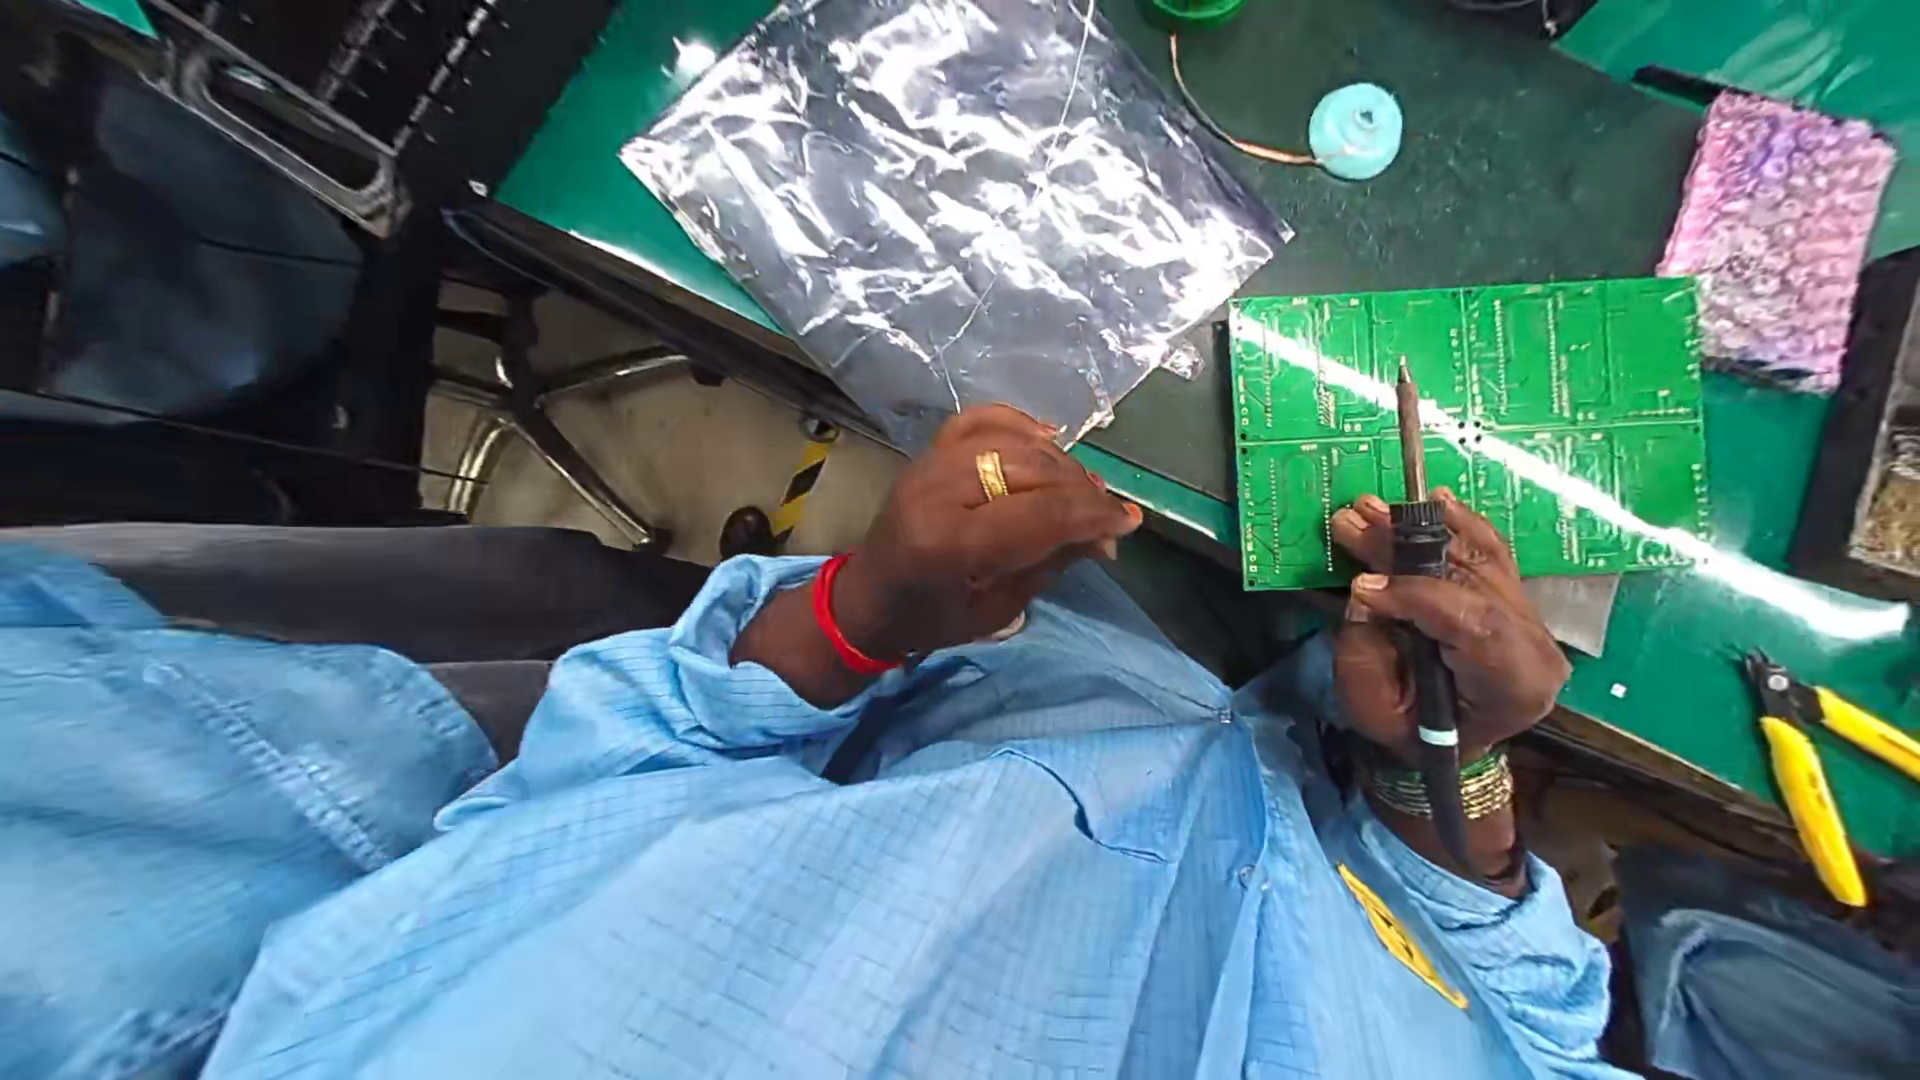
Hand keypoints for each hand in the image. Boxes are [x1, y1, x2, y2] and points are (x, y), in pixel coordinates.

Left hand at [831, 405, 1142, 660]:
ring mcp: (929, 464)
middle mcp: (938, 491)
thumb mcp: (997, 608)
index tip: (1128, 521)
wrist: (867, 598)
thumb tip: (1107, 533)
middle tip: (1107, 514)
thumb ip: (1051, 563)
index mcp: (950, 544)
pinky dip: (1020, 426)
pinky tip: (1047, 441)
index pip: (1042, 514)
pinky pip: (982, 421)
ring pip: (1014, 442)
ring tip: (1082, 489)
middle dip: (1083, 491)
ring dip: (1060, 462)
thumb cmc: (930, 620)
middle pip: (1033, 470)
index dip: (1094, 514)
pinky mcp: (927, 452)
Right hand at [1328, 489, 1569, 764]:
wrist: (1446, 741)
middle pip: (1473, 578)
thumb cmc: (1407, 731)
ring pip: (1479, 558)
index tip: (1360, 585)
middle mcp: (1532, 642)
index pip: (1475, 623)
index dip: (1418, 596)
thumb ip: (1366, 656)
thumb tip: (1364, 596)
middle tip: (1353, 522)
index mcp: (1511, 684)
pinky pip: (1489, 552)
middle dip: (1406, 548)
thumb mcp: (1374, 710)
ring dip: (1419, 528)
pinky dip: (1459, 524)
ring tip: (1370, 510)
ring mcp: (1526, 616)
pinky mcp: (1509, 598)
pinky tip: (1434, 503)